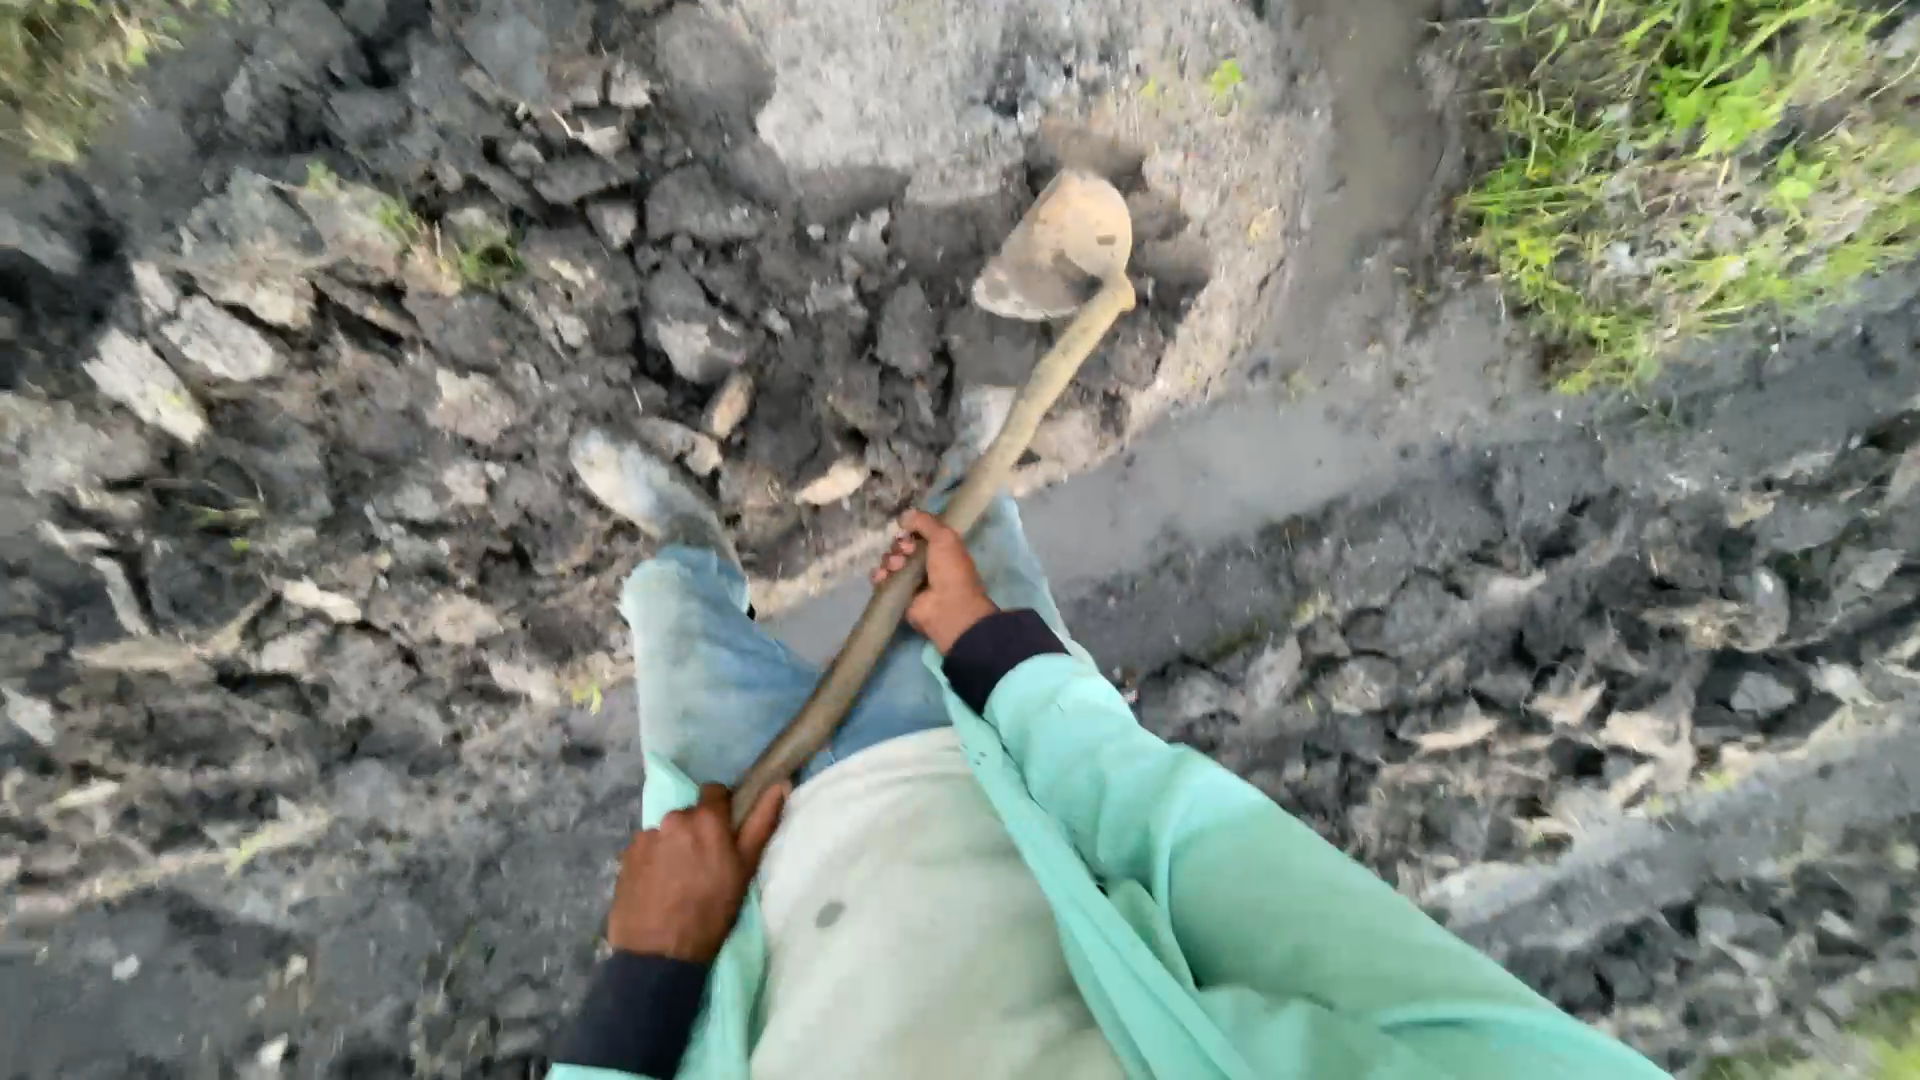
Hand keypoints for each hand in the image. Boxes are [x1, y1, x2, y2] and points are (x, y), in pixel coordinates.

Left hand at [606, 782, 788, 963]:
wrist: (659, 954)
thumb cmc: (712, 910)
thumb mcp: (745, 867)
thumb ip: (762, 821)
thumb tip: (779, 785)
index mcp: (706, 818)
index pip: (714, 791)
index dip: (721, 809)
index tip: (724, 833)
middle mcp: (674, 818)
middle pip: (689, 814)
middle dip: (696, 831)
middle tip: (702, 863)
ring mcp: (646, 837)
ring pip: (667, 832)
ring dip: (674, 845)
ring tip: (677, 879)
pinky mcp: (625, 857)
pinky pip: (646, 848)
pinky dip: (653, 860)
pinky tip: (657, 886)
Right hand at [871, 509, 997, 653]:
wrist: (949, 608)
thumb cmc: (951, 570)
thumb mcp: (945, 537)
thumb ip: (925, 522)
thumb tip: (904, 515)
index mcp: (939, 548)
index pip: (917, 533)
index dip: (910, 530)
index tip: (909, 532)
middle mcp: (924, 562)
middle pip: (901, 546)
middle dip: (900, 545)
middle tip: (906, 552)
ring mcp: (909, 579)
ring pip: (890, 561)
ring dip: (890, 559)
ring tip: (897, 566)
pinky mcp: (897, 594)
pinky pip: (881, 579)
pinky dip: (879, 575)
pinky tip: (882, 575)